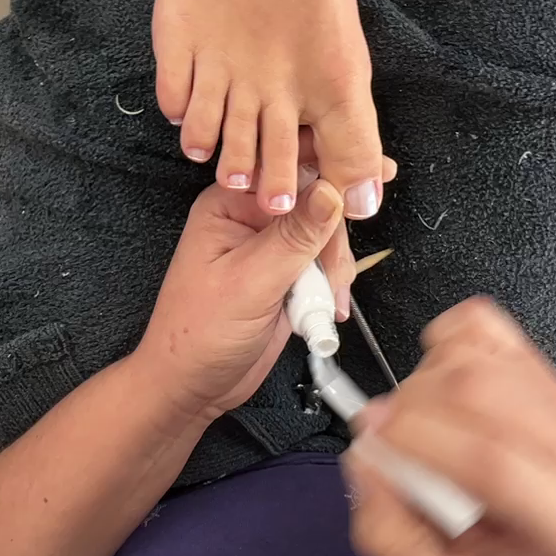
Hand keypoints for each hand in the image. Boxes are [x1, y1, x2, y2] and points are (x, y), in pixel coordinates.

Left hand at [130, 176, 346, 420]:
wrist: (193, 387)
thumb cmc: (198, 333)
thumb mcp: (249, 282)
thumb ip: (293, 238)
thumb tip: (330, 192)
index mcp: (230, 202)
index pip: (286, 168)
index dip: (326, 172)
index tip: (362, 184)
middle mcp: (251, 216)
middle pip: (315, 200)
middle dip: (332, 238)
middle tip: (336, 275)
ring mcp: (270, 244)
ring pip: (325, 234)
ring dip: (334, 268)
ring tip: (327, 302)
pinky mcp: (286, 271)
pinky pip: (323, 263)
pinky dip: (331, 284)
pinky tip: (326, 308)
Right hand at [344, 298, 555, 555]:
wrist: (537, 519)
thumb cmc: (490, 545)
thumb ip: (388, 531)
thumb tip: (368, 459)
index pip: (490, 463)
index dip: (419, 441)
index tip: (375, 437)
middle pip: (476, 395)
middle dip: (409, 406)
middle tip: (387, 432)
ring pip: (471, 359)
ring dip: (422, 380)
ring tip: (419, 417)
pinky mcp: (534, 356)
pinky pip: (476, 322)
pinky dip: (441, 340)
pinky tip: (440, 374)